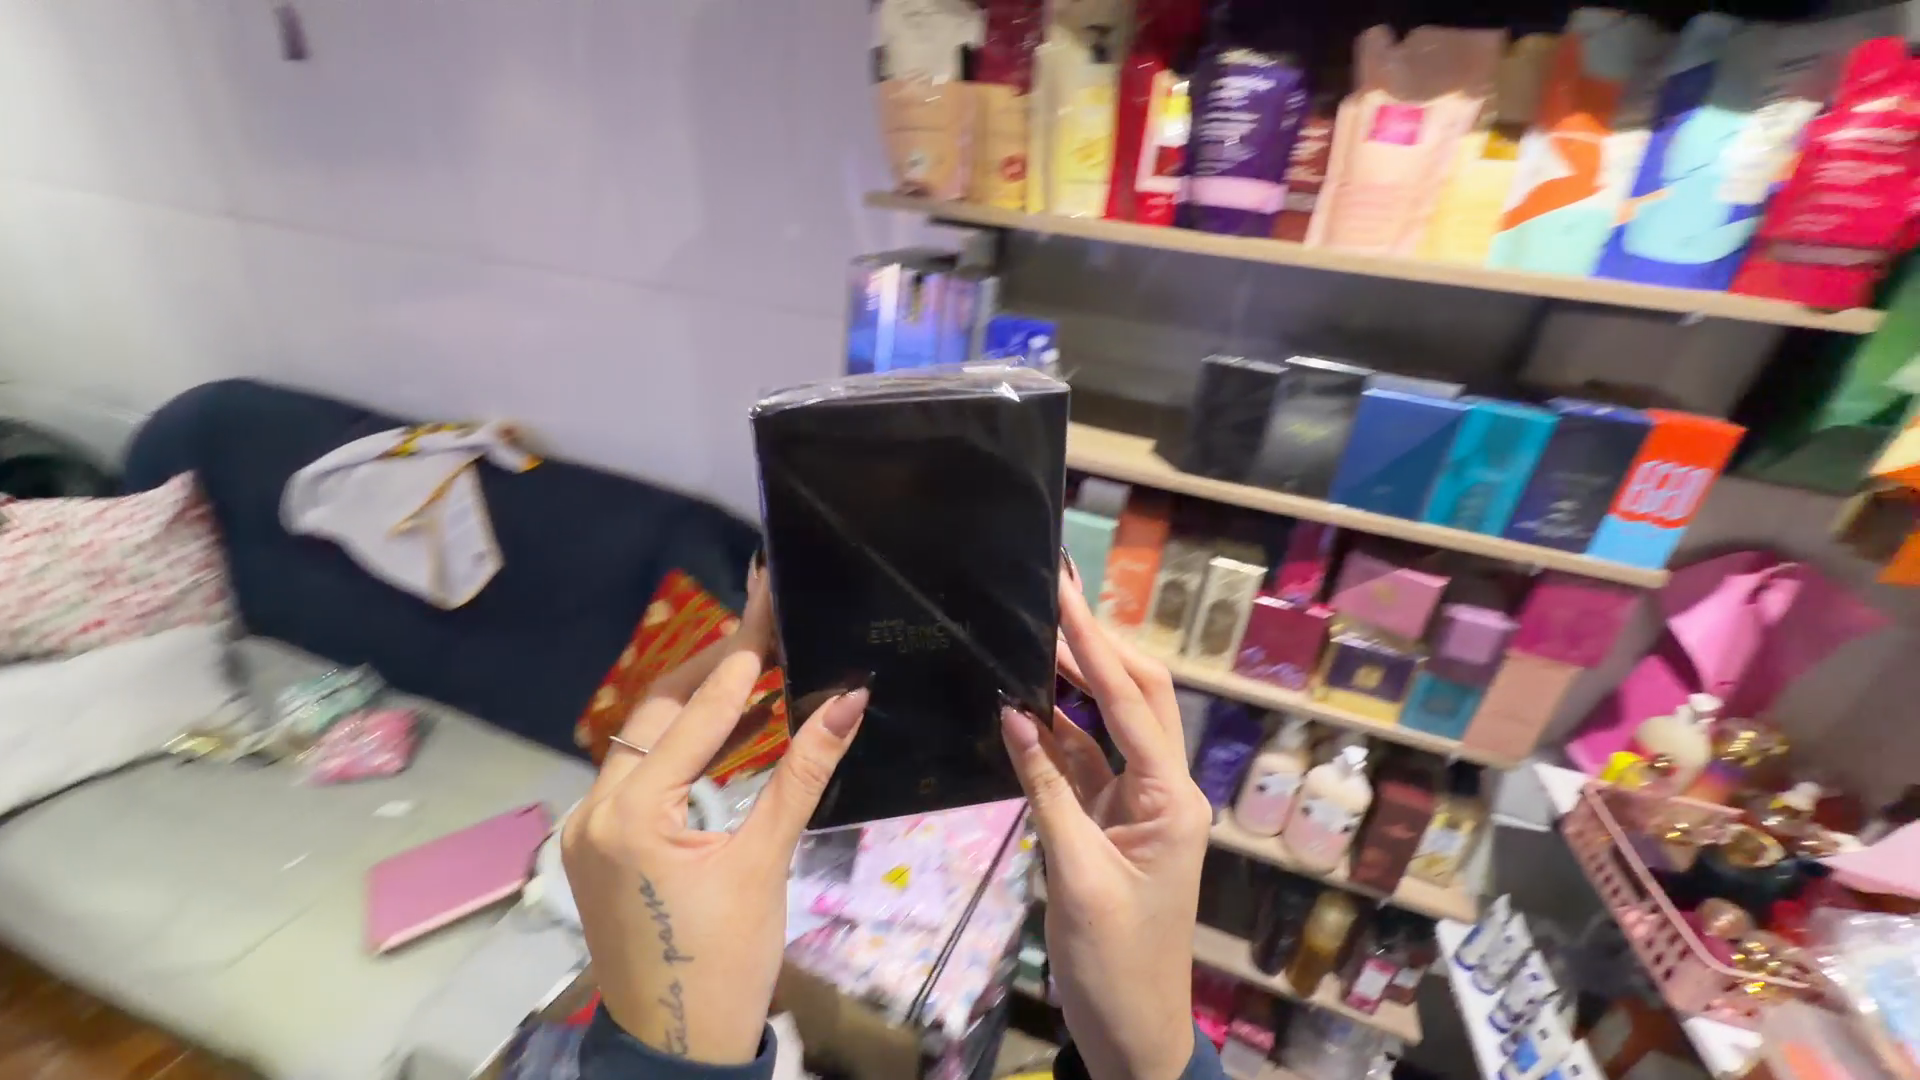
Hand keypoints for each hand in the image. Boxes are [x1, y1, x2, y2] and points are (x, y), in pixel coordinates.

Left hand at [562, 563, 868, 1062]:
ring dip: (695, 700)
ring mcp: (588, 824)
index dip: (737, 662)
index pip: (692, 718)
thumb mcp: (767, 860)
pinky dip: (682, 740)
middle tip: (760, 628)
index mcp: (631, 817)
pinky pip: (640, 768)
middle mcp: (595, 809)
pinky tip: (722, 722)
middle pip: (655, 714)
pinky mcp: (598, 838)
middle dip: (709, 667)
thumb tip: (847, 699)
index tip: (765, 610)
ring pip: (643, 738)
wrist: (677, 1046)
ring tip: (749, 661)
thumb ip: (803, 771)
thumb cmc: (727, 959)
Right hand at [1001, 574, 1210, 1079]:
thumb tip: (1013, 714)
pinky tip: (1029, 705)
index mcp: (1172, 796)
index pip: (1130, 702)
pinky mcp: (1113, 817)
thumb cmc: (1114, 962)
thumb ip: (1046, 788)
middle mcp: (1165, 786)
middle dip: (1100, 646)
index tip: (1065, 596)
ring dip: (1079, 682)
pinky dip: (1058, 731)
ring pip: (1110, 723)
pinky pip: (1086, 759)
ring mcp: (1139, 800)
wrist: (1133, 1032)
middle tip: (1057, 600)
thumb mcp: (1075, 874)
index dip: (1095, 645)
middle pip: (1138, 696)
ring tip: (1040, 636)